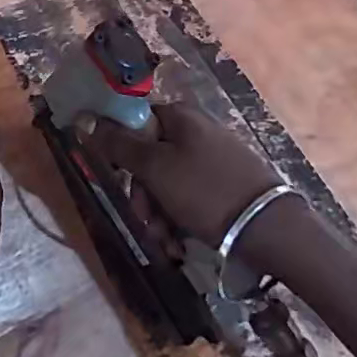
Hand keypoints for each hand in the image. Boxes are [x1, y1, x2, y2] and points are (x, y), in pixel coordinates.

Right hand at [85, 102, 285, 245]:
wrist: (272, 231)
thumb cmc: (206, 191)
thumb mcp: (155, 168)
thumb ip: (118, 144)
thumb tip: (84, 118)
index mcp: (179, 115)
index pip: (134, 121)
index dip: (120, 148)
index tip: (117, 176)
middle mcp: (196, 128)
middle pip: (149, 154)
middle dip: (141, 192)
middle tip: (144, 219)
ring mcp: (214, 155)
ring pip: (168, 179)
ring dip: (158, 211)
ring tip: (165, 240)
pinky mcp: (227, 181)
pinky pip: (190, 193)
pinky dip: (180, 216)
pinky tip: (180, 241)